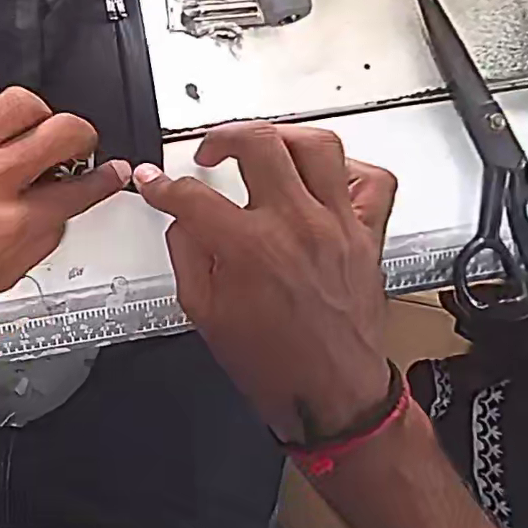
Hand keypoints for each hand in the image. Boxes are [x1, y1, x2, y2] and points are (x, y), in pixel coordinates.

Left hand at [0, 82, 130, 362]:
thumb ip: (39, 242)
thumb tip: (61, 213)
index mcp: (9, 225)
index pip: (79, 190)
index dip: (105, 178)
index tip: (109, 171)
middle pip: (61, 134)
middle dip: (82, 136)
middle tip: (76, 145)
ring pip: (20, 103)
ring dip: (39, 114)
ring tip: (31, 129)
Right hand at [133, 122, 397, 442]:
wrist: (330, 392)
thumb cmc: (273, 362)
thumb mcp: (203, 311)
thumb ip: (186, 253)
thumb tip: (182, 219)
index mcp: (249, 249)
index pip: (191, 195)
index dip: (161, 185)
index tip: (154, 182)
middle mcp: (296, 227)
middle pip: (258, 144)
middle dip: (220, 136)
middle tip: (207, 150)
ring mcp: (337, 226)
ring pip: (317, 145)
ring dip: (280, 135)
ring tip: (262, 146)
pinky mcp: (367, 235)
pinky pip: (373, 180)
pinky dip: (346, 167)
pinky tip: (320, 174)